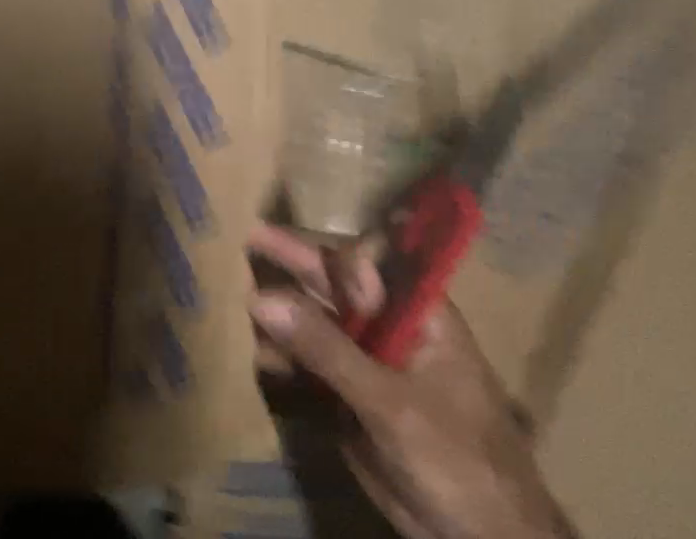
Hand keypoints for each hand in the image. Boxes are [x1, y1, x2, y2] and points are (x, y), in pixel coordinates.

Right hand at [248, 226, 576, 538]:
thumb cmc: (457, 462)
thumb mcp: (390, 402)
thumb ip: (326, 348)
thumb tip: (259, 296)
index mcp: (422, 321)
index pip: (365, 266)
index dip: (317, 247)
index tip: (265, 232)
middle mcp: (392, 332)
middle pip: (334, 288)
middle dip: (290, 269)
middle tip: (240, 245)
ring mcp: (369, 364)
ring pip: (315, 323)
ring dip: (279, 314)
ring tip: (238, 306)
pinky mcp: (349, 396)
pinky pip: (307, 362)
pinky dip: (280, 355)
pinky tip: (258, 357)